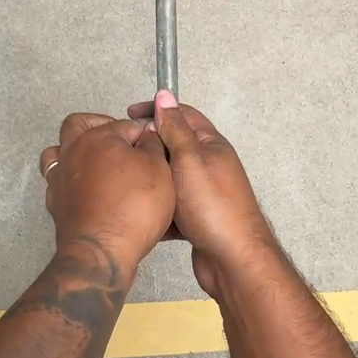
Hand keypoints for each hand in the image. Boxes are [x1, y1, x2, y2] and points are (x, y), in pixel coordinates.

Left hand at [39, 113, 175, 278]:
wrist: (101, 253)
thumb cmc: (134, 206)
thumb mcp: (159, 170)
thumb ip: (153, 145)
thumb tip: (146, 134)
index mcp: (98, 137)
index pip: (124, 125)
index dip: (142, 135)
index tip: (154, 148)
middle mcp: (73, 151)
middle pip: (77, 124)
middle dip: (98, 126)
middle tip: (119, 143)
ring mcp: (59, 178)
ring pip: (58, 151)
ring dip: (74, 152)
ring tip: (97, 164)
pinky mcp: (55, 204)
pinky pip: (58, 182)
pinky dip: (71, 181)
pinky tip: (88, 191)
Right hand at [130, 93, 280, 298]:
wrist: (232, 260)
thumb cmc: (215, 207)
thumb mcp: (189, 159)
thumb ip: (175, 128)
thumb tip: (164, 97)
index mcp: (210, 144)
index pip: (182, 115)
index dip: (157, 110)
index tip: (131, 114)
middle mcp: (209, 165)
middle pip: (174, 146)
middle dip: (150, 146)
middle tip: (125, 149)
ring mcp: (203, 192)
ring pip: (170, 177)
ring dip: (152, 178)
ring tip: (129, 180)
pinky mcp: (196, 217)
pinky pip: (171, 205)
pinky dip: (159, 207)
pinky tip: (143, 210)